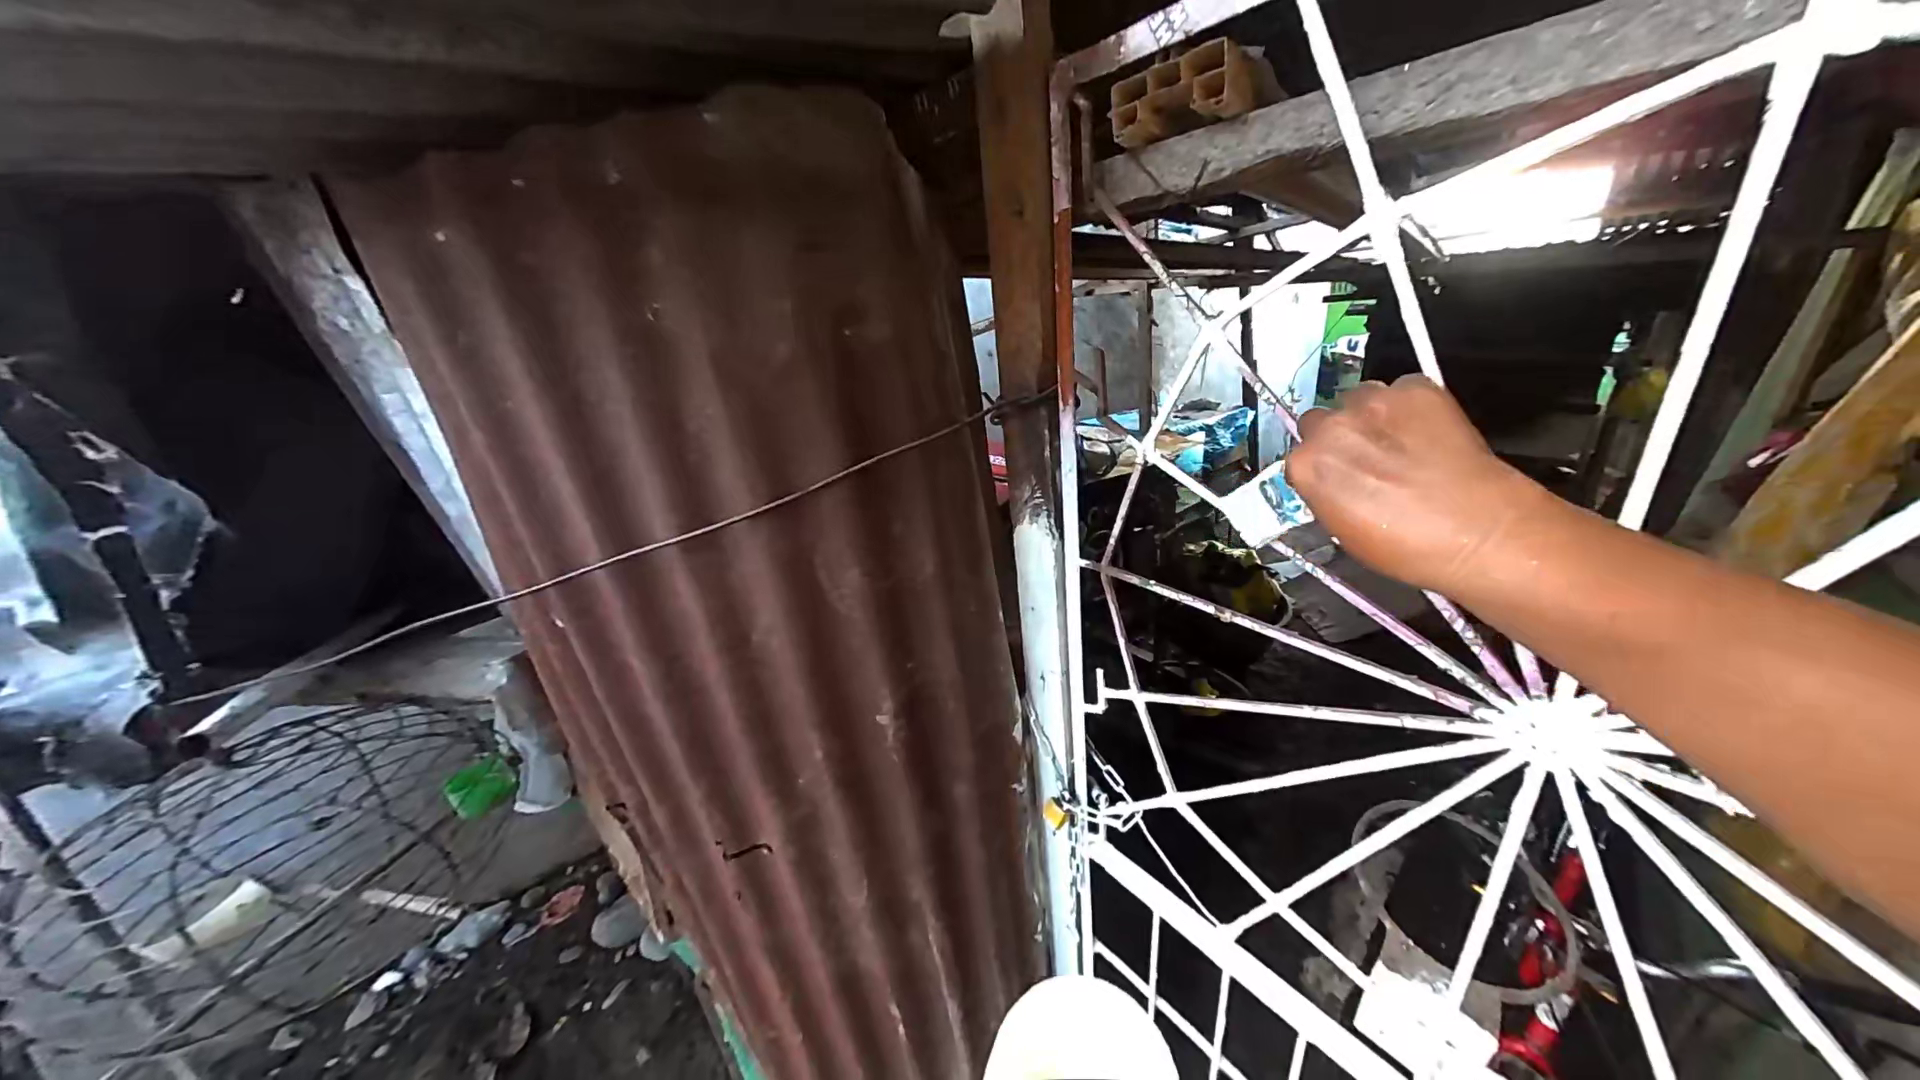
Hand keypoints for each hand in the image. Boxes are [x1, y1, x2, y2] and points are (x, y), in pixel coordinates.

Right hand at [1288, 376, 1553, 592]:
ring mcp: (1375, 402)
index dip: (1322, 464)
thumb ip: (1325, 491)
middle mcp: (1331, 427)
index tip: (1340, 475)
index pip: (1300, 453)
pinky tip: (1428, 430)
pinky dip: (1412, 404)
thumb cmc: (1404, 546)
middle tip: (1368, 457)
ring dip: (1372, 415)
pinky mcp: (1419, 388)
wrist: (1478, 532)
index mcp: (1305, 464)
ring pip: (1360, 397)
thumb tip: (1333, 479)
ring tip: (1400, 440)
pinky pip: (1404, 387)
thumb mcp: (1341, 529)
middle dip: (1340, 435)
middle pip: (1322, 419)